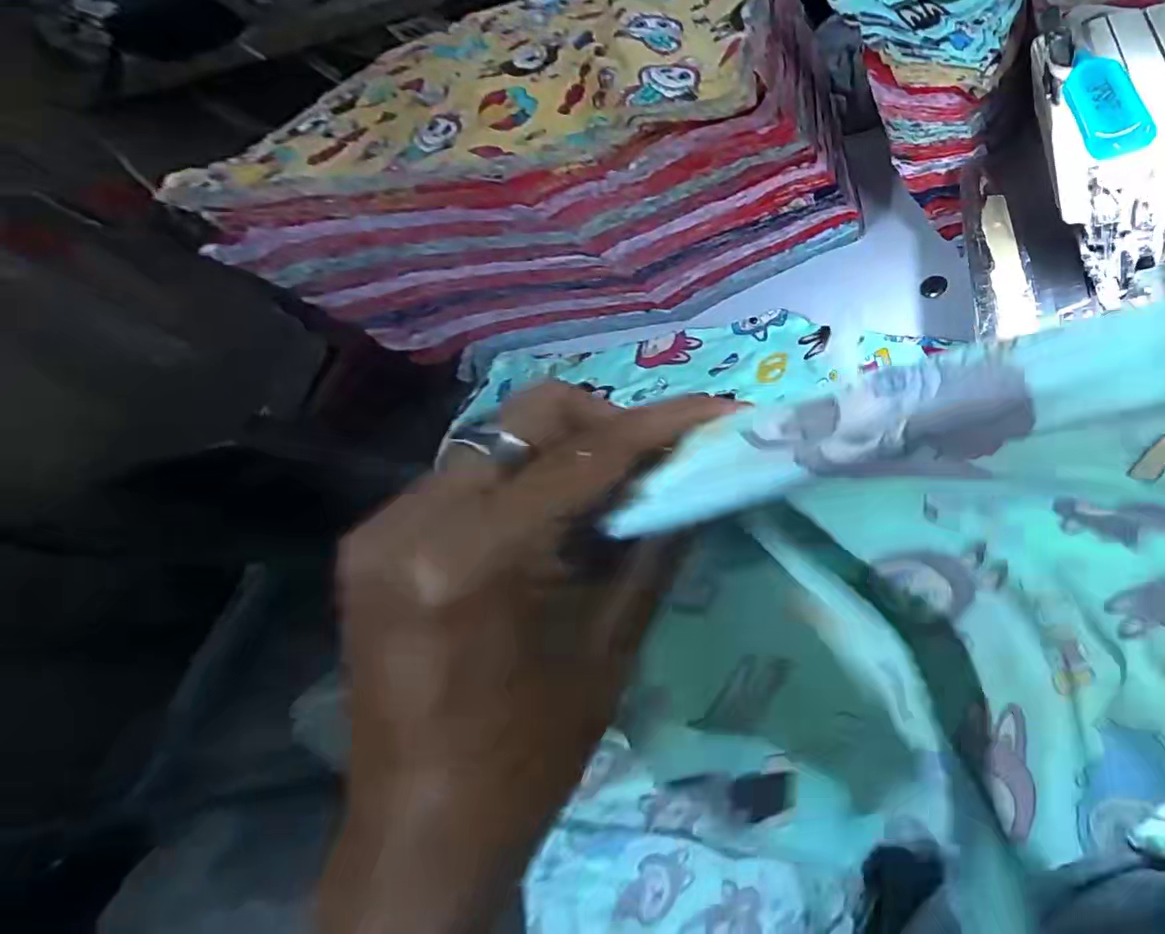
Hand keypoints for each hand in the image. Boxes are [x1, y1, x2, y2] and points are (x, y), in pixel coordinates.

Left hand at [317, 384, 738, 933]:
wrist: (429, 822)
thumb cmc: (538, 741)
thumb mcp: (617, 632)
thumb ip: (660, 536)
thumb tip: (700, 473)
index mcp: (475, 556)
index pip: (587, 454)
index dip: (664, 423)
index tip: (721, 408)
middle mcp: (413, 521)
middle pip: (531, 414)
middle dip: (610, 423)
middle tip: (658, 464)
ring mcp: (384, 527)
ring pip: (503, 437)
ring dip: (572, 449)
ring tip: (616, 493)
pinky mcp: (377, 541)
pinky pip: (475, 474)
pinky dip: (533, 477)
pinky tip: (563, 519)